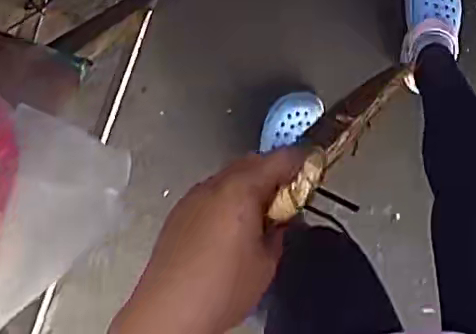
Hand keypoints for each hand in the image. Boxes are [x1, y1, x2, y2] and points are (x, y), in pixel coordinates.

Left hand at [113, 147, 308, 333]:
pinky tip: (226, 231)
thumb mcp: (266, 263)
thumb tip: (280, 220)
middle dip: (273, 175)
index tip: (311, 175)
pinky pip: (211, 194)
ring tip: (255, 219)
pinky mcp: (178, 214)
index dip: (302, 163)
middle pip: (255, 161)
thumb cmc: (218, 291)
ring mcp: (194, 196)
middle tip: (285, 200)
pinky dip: (225, 201)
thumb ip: (279, 230)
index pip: (283, 157)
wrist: (164, 319)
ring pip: (231, 176)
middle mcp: (218, 183)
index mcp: (243, 187)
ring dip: (248, 187)